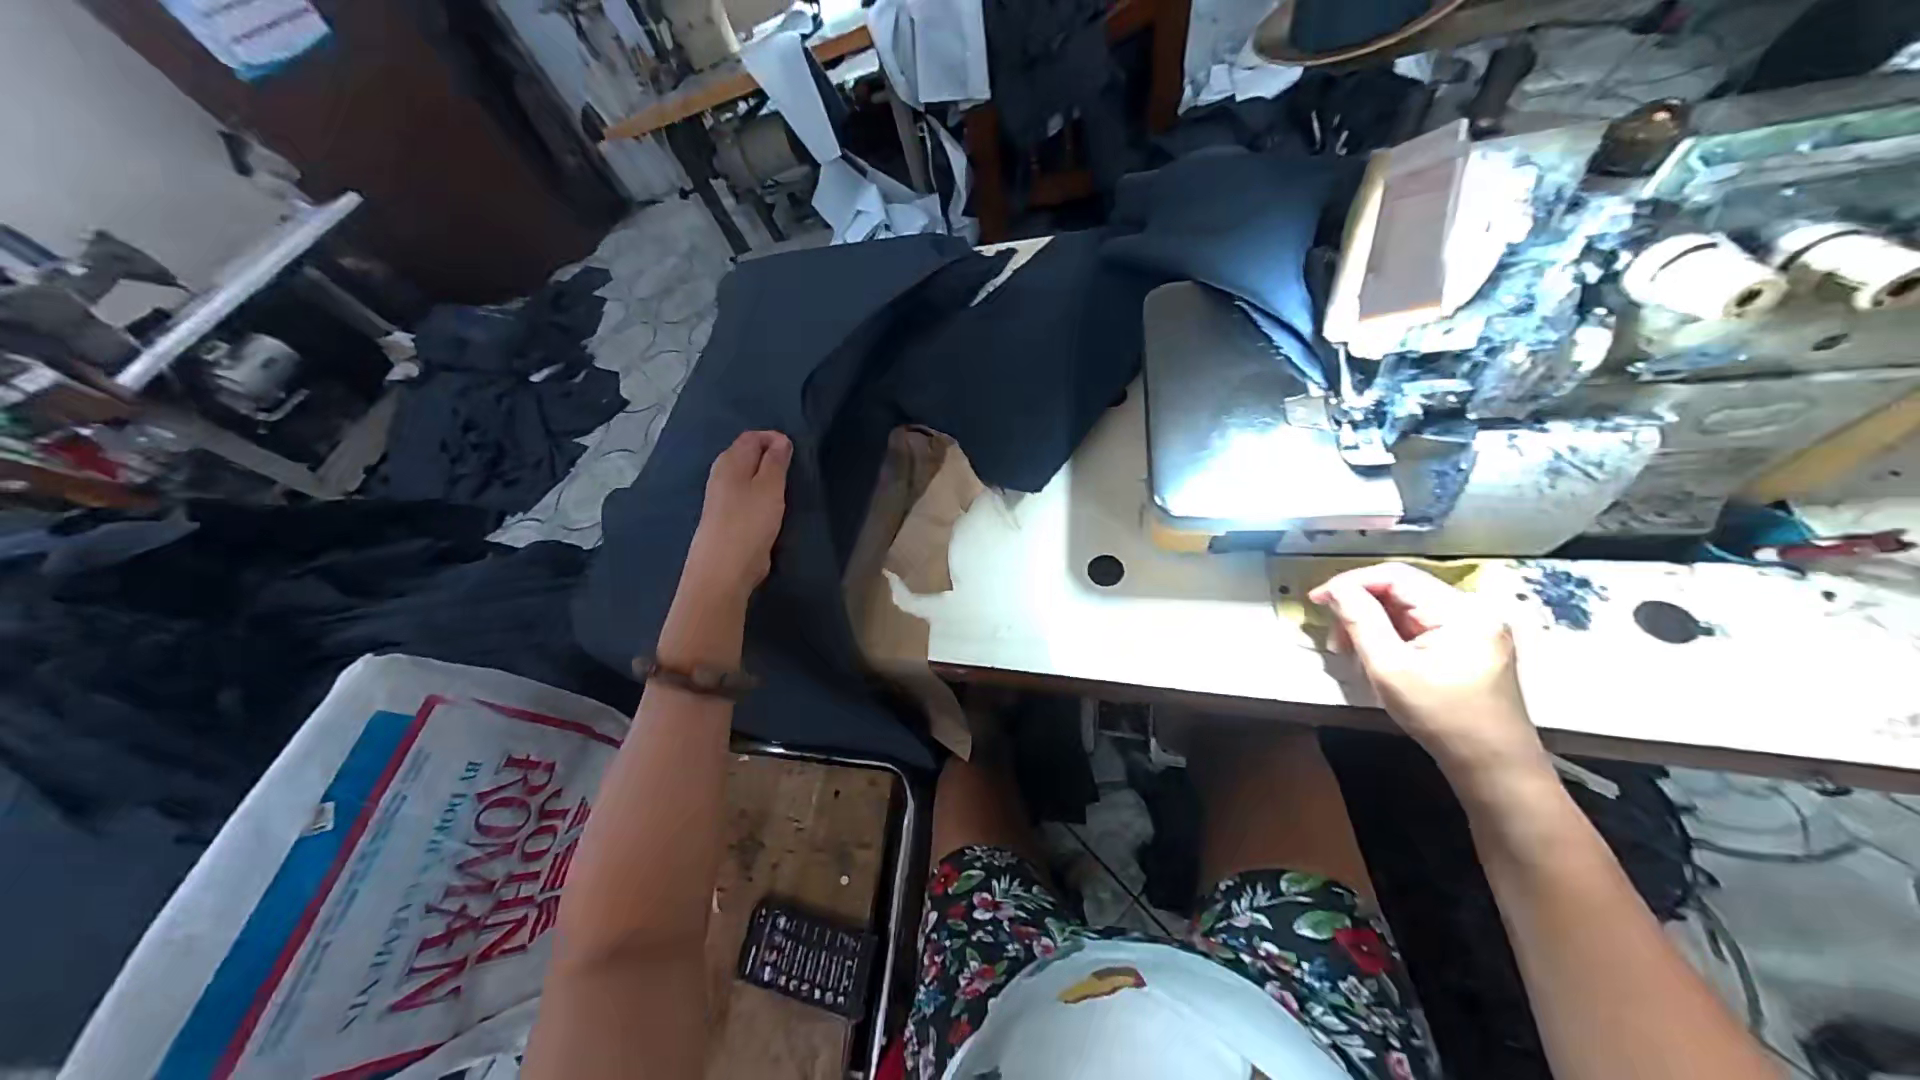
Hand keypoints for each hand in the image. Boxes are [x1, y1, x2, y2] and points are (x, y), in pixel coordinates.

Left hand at [683, 430, 791, 601]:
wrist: (724, 568)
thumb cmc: (750, 522)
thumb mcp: (770, 487)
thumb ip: (775, 462)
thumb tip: (780, 440)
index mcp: (730, 461)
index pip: (751, 437)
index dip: (773, 438)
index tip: (795, 452)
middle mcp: (721, 475)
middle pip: (746, 455)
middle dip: (769, 456)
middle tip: (793, 469)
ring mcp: (721, 498)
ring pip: (746, 477)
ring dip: (765, 477)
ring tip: (786, 488)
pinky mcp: (727, 519)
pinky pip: (746, 496)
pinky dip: (760, 495)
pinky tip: (771, 508)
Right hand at [1309, 563, 1551, 796]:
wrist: (1493, 766)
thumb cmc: (1441, 718)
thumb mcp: (1390, 668)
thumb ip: (1361, 621)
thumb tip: (1336, 589)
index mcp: (1461, 611)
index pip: (1395, 576)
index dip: (1350, 583)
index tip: (1317, 600)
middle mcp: (1473, 611)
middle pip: (1401, 591)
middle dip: (1360, 609)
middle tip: (1334, 639)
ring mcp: (1474, 629)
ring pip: (1407, 610)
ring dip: (1373, 625)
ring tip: (1352, 654)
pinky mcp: (1469, 646)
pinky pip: (1419, 628)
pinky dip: (1391, 638)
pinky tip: (1377, 660)